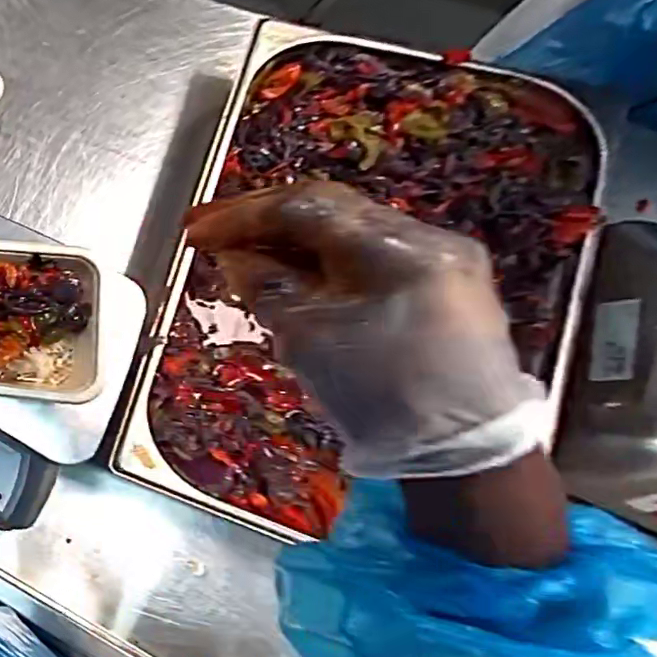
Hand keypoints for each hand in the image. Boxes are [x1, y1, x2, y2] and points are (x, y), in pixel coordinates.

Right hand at [185, 181, 547, 479]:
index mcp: (395, 250)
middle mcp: (423, 241)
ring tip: (233, 247)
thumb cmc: (379, 390)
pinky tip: (277, 266)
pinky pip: (356, 252)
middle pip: (324, 208)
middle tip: (205, 228)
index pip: (304, 207)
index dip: (240, 215)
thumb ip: (264, 284)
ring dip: (281, 234)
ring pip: (339, 228)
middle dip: (257, 216)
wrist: (461, 449)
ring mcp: (434, 260)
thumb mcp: (305, 335)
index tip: (195, 231)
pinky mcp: (432, 283)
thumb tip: (232, 255)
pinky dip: (309, 254)